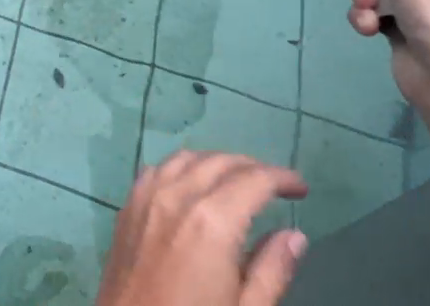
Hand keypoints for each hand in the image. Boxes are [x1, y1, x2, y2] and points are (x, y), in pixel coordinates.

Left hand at [97, 152, 308, 305]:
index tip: (301, 189)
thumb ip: (272, 270)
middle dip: (252, 167)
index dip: (281, 178)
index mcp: (211, 222)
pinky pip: (157, 170)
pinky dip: (182, 167)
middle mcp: (176, 196)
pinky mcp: (127, 207)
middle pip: (219, 162)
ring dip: (216, 162)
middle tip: (277, 186)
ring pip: (186, 158)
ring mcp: (146, 198)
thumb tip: (295, 235)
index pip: (253, 180)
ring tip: (240, 182)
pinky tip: (193, 186)